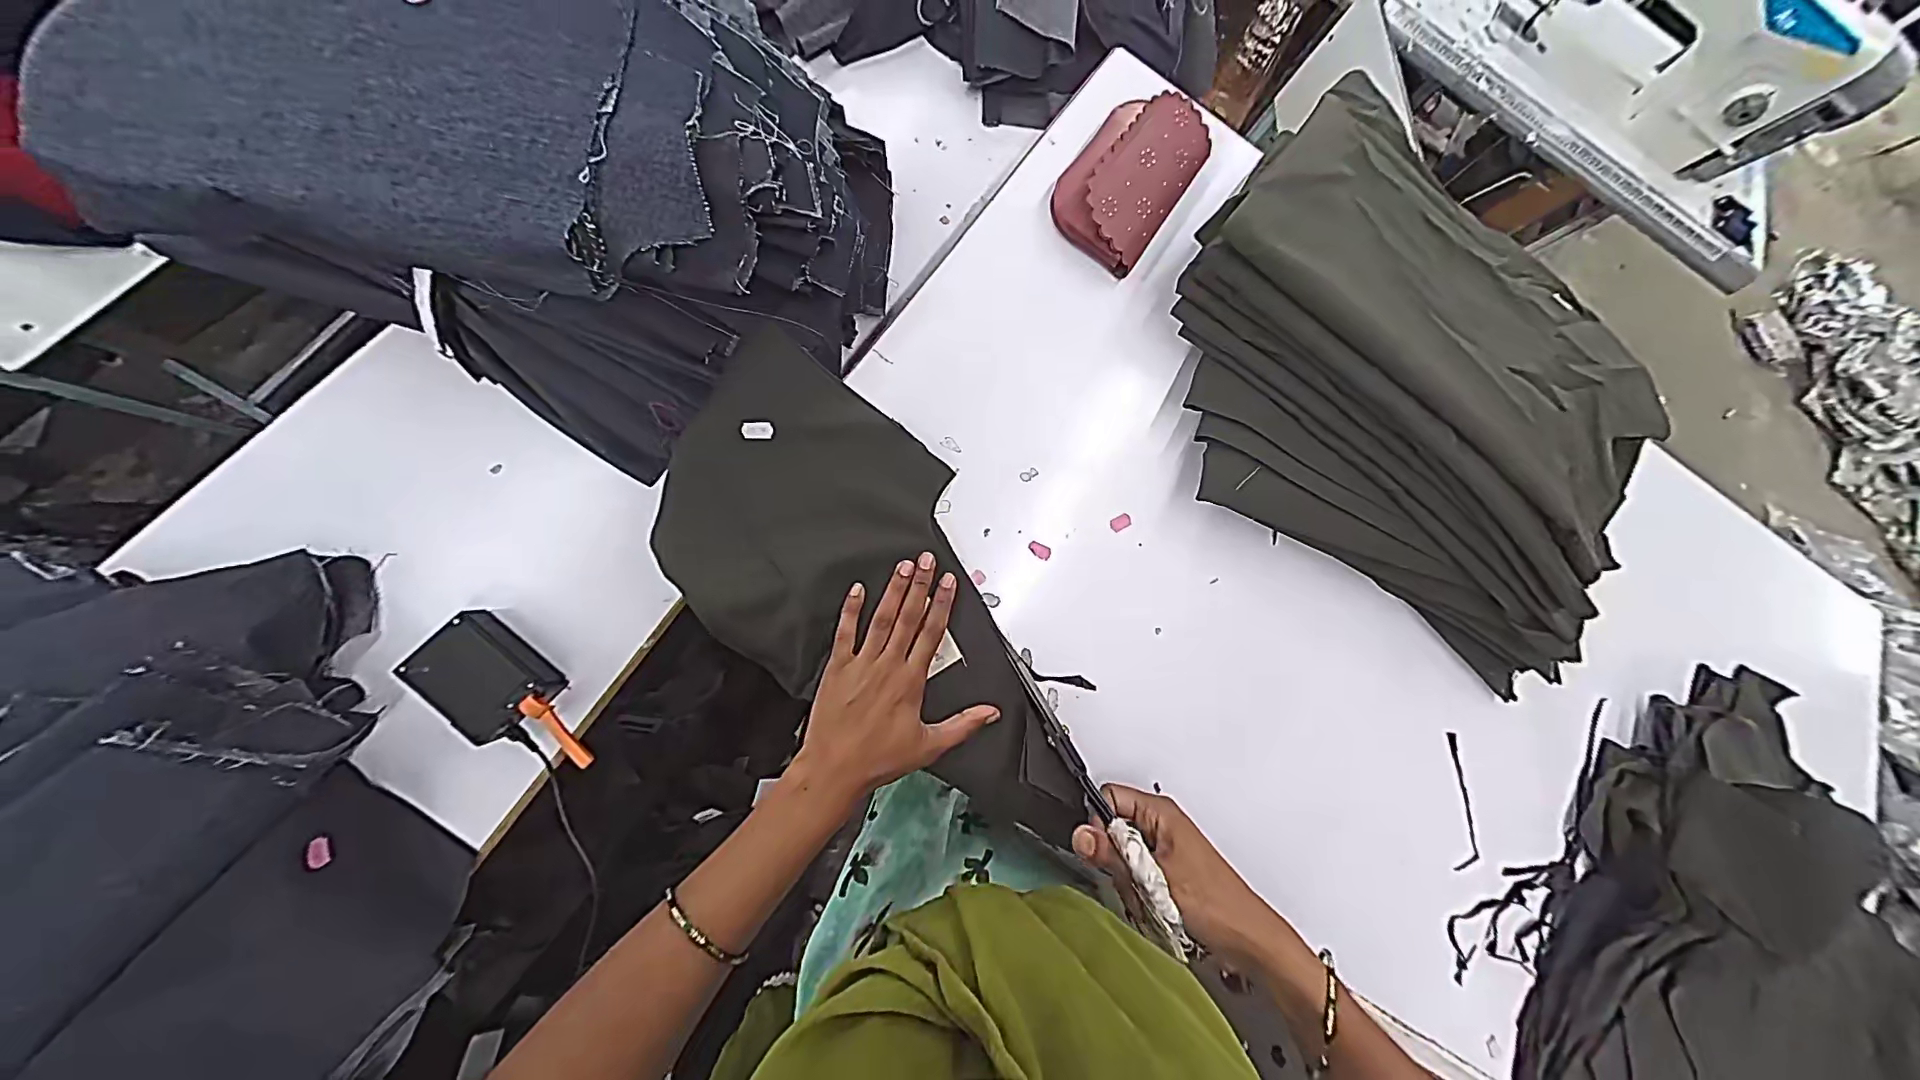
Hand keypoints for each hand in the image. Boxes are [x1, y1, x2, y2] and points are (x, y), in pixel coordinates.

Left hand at [788, 551, 999, 808]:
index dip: (942, 604)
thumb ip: (963, 725)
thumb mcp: (929, 745)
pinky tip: (858, 590)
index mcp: (910, 681)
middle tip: (927, 561)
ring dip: (894, 591)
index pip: (932, 633)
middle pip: (909, 617)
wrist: (834, 769)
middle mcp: (887, 666)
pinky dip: (851, 610)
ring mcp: (861, 664)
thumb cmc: (876, 759)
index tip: (948, 584)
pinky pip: (845, 632)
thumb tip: (989, 713)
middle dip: (921, 586)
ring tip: (903, 567)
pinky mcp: (838, 668)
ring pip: (881, 618)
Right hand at [1073, 784, 1281, 964]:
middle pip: (1112, 830)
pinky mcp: (1166, 871)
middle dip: (1115, 861)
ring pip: (1121, 857)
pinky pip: (1134, 876)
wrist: (1248, 941)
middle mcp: (1162, 824)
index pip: (1107, 797)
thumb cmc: (1218, 906)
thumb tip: (1082, 835)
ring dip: (1128, 883)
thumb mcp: (1154, 879)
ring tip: (1150, 898)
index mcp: (1160, 812)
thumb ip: (1113, 854)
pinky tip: (1154, 908)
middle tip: (1134, 880)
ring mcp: (1164, 848)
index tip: (1104, 852)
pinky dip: (1138, 894)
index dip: (1098, 824)